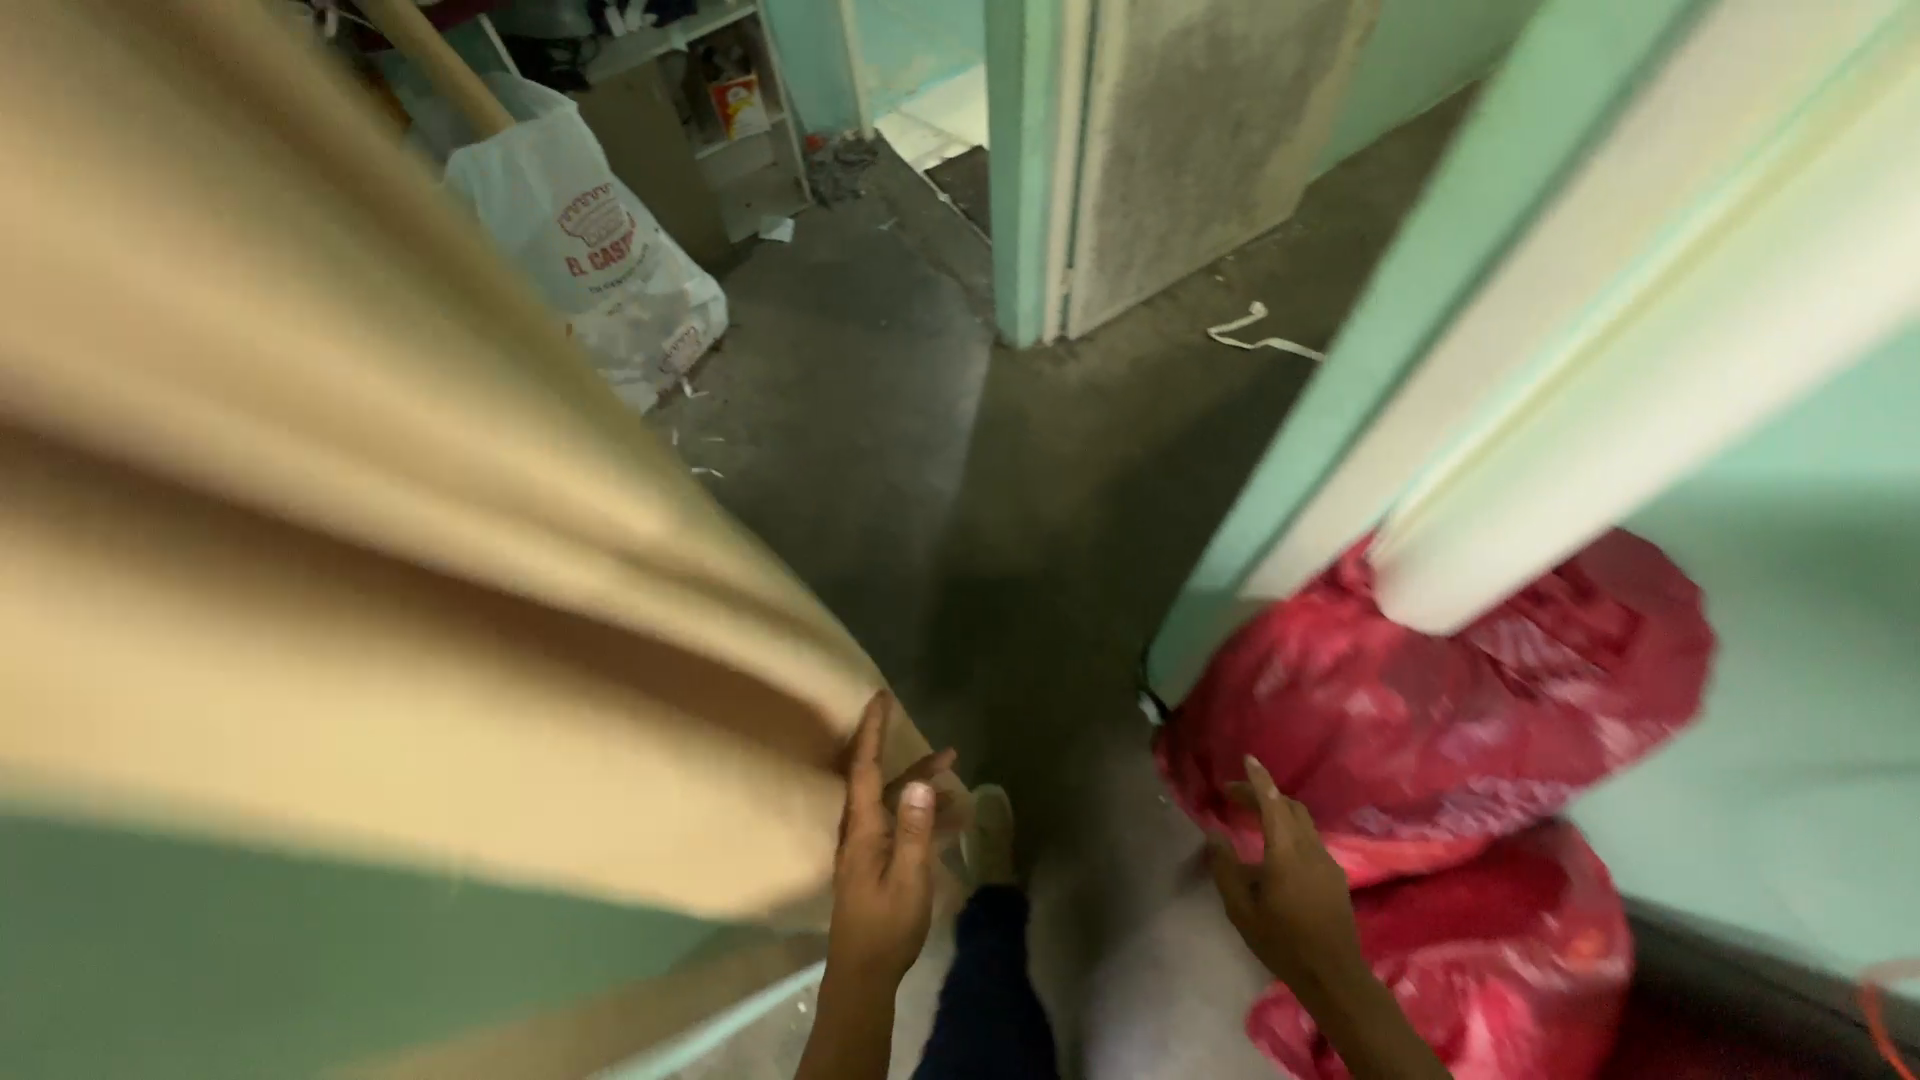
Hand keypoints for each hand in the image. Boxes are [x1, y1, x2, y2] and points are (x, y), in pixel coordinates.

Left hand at [826, 691, 953, 987]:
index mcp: (862, 828)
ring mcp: (869, 846)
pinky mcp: (879, 862)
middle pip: (880, 778)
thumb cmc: (885, 927)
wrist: (864, 975)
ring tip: (954, 765)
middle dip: (904, 751)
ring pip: (895, 801)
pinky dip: (925, 813)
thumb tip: (920, 783)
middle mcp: (861, 830)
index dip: (871, 730)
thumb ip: (915, 830)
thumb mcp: (908, 879)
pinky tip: (954, 812)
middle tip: (925, 723)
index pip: (865, 767)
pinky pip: (903, 824)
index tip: (880, 698)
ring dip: (921, 782)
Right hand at [1210, 754, 1365, 990]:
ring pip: (1302, 822)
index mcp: (1286, 851)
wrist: (1333, 975)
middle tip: (1234, 796)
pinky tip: (1275, 851)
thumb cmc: (1281, 941)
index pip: (1272, 802)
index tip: (1247, 758)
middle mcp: (1310, 849)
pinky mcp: (1335, 877)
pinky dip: (1289, 831)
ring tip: (1251, 820)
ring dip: (1277, 811)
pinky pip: (1309, 840)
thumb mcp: (1240, 908)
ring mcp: (1327, 862)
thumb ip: (1225, 867)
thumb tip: (1215, 836)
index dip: (1258, 779)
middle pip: (1289, 806)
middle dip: (1262, 793)